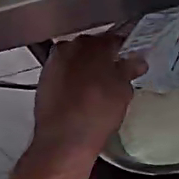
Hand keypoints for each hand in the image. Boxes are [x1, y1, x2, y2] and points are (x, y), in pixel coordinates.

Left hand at [29, 34, 143, 159]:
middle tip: (114, 75)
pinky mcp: (43, 78)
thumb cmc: (96, 114)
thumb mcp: (122, 92)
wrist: (64, 139)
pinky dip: (71, 78)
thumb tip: (135, 62)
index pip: (114, 40)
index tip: (130, 61)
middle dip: (103, 58)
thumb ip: (129, 71)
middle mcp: (70, 47)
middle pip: (91, 47)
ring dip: (85, 68)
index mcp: (94, 45)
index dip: (124, 51)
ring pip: (75, 59)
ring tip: (96, 87)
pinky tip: (80, 95)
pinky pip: (63, 72)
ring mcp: (53, 62)